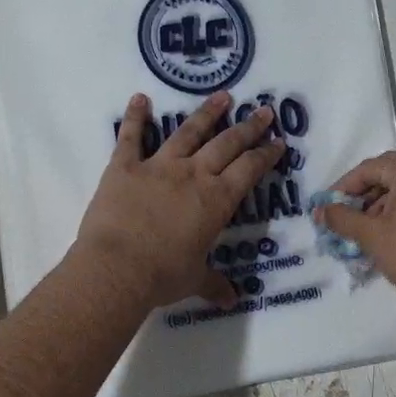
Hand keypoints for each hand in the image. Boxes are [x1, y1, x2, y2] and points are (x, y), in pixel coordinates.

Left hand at [75, 91, 286, 308]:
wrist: (117, 268)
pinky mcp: (125, 166)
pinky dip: (135, 116)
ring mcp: (159, 166)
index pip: (249, 170)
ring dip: (207, 113)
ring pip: (188, 132)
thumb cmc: (162, 276)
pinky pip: (131, 136)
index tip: (278, 142)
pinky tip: (139, 98)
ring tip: (222, 96)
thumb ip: (213, 284)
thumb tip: (230, 300)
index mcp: (217, 200)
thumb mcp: (193, 279)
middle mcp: (193, 175)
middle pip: (227, 143)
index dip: (266, 154)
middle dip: (248, 127)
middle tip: (263, 112)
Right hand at [315, 152, 395, 314]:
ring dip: (385, 199)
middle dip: (366, 190)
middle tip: (347, 211)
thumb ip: (342, 218)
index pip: (371, 167)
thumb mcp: (371, 236)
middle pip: (392, 170)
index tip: (329, 204)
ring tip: (368, 225)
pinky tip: (394, 229)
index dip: (345, 185)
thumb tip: (320, 211)